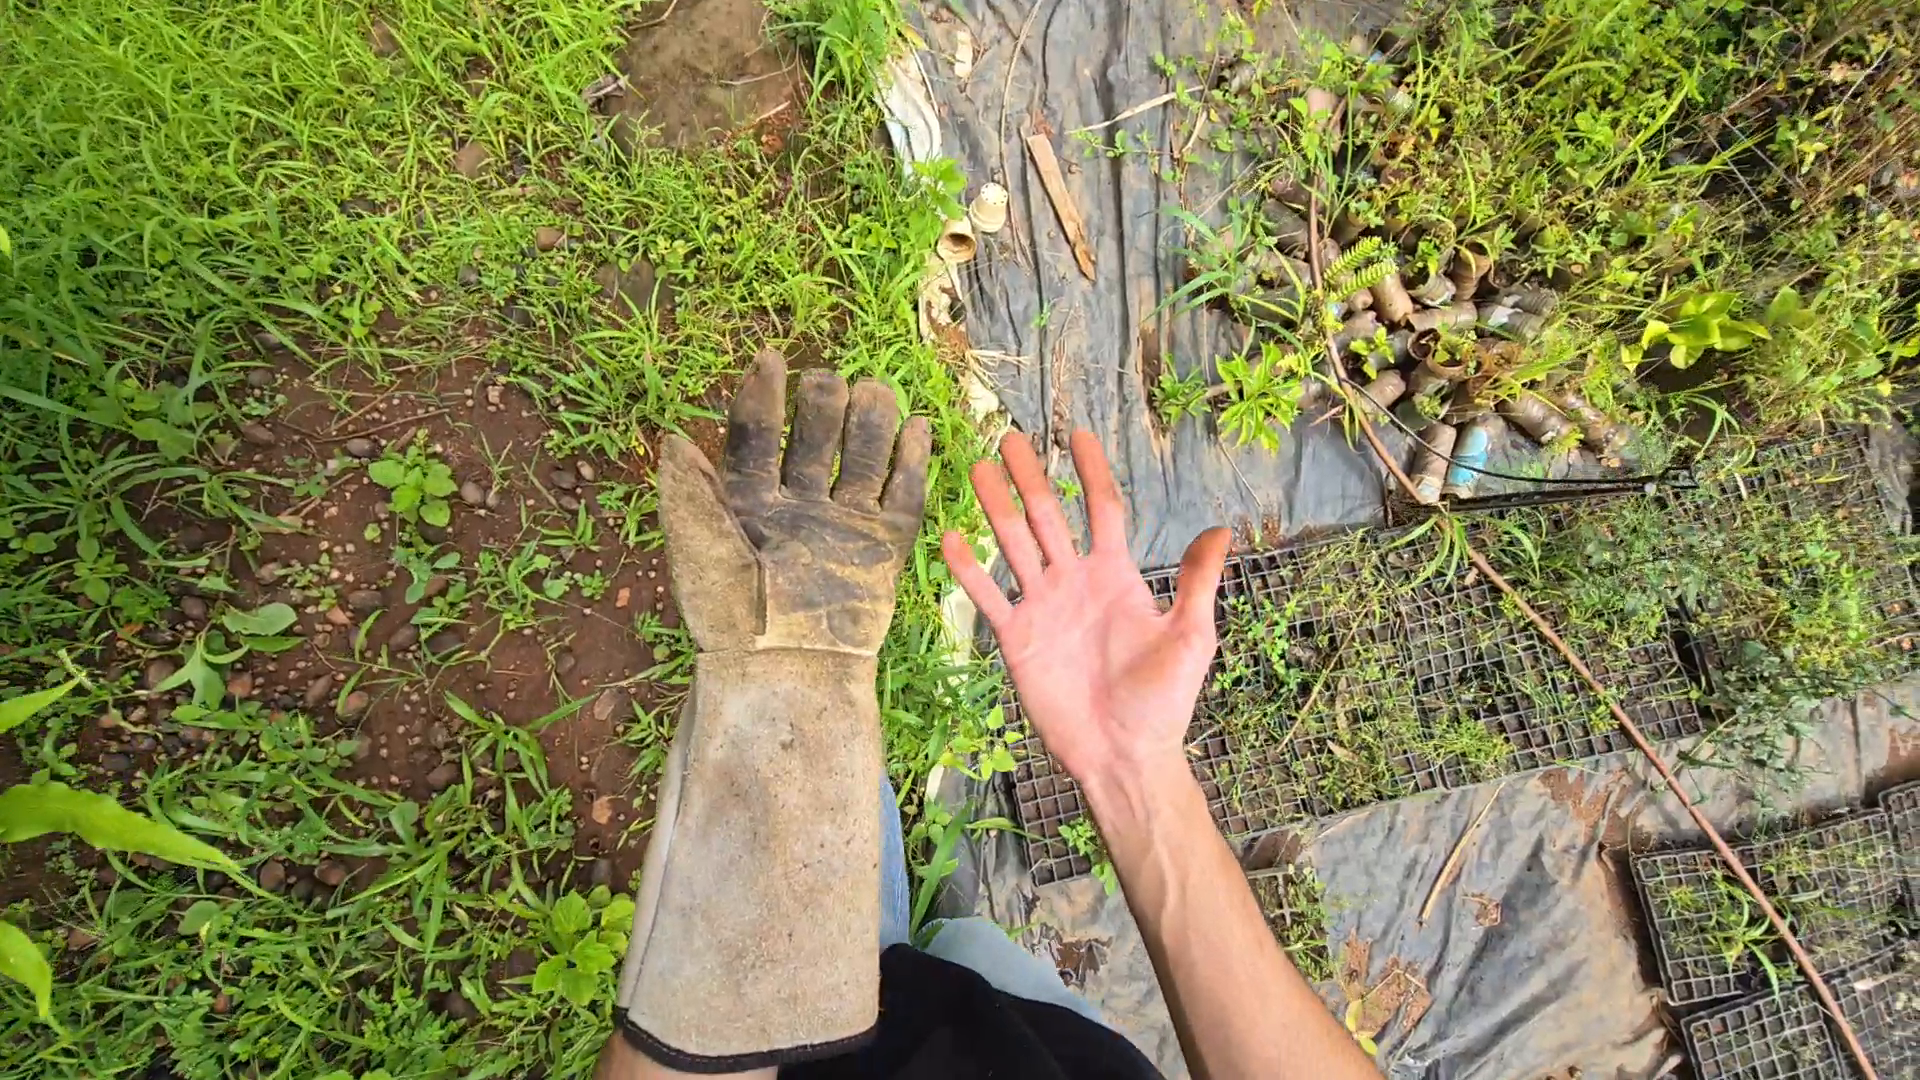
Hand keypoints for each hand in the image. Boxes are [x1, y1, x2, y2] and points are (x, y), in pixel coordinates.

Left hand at [658, 349, 929, 654]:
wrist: (787, 670)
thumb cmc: (732, 616)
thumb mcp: (699, 549)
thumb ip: (688, 492)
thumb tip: (672, 435)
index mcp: (749, 501)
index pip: (756, 434)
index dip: (762, 395)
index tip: (771, 356)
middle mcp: (799, 505)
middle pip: (816, 438)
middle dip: (823, 404)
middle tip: (830, 381)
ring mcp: (844, 524)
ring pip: (863, 458)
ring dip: (869, 421)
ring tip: (874, 389)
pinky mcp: (884, 546)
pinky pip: (903, 496)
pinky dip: (913, 461)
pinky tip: (918, 426)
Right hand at [940, 430, 1228, 796]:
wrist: (1124, 753)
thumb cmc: (1162, 699)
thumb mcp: (1190, 637)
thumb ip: (1196, 582)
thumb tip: (1221, 529)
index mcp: (1116, 575)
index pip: (1101, 509)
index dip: (1091, 471)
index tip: (1078, 434)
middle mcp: (1074, 581)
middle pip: (1047, 516)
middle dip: (1030, 477)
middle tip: (1010, 439)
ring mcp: (1042, 606)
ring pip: (1014, 545)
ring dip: (996, 507)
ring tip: (978, 470)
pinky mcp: (1017, 638)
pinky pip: (989, 596)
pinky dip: (969, 570)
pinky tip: (952, 538)